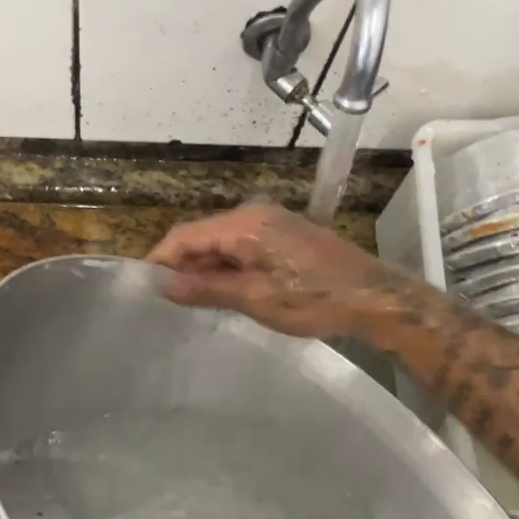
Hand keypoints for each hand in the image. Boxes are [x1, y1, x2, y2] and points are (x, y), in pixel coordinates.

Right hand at [146, 201, 401, 338]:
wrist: (375, 298)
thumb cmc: (314, 299)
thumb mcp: (254, 299)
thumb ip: (206, 289)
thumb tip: (162, 285)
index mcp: (245, 225)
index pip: (185, 235)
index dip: (160, 260)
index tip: (144, 289)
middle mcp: (255, 215)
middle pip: (202, 236)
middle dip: (181, 267)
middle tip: (165, 303)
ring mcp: (272, 224)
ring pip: (222, 244)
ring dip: (204, 270)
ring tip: (190, 303)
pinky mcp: (284, 238)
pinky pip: (242, 248)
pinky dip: (226, 268)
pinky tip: (223, 294)